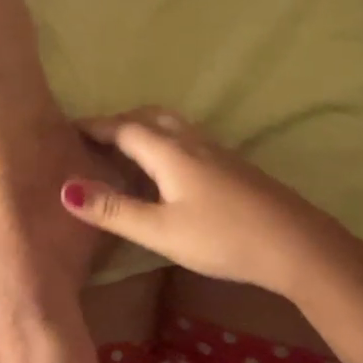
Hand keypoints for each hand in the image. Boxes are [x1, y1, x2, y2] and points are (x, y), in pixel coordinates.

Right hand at [58, 108, 362, 293]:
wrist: (296, 245)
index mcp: (169, 153)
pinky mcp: (234, 166)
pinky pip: (188, 139)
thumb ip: (113, 210)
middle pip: (149, 117)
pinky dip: (165, 141)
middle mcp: (192, 142)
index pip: (123, 128)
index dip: (94, 126)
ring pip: (173, 125)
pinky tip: (167, 169)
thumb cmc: (222, 239)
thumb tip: (65, 188)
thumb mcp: (160, 231)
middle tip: (95, 137)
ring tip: (126, 148)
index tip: (68, 128)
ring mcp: (217, 152)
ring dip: (144, 128)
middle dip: (119, 121)